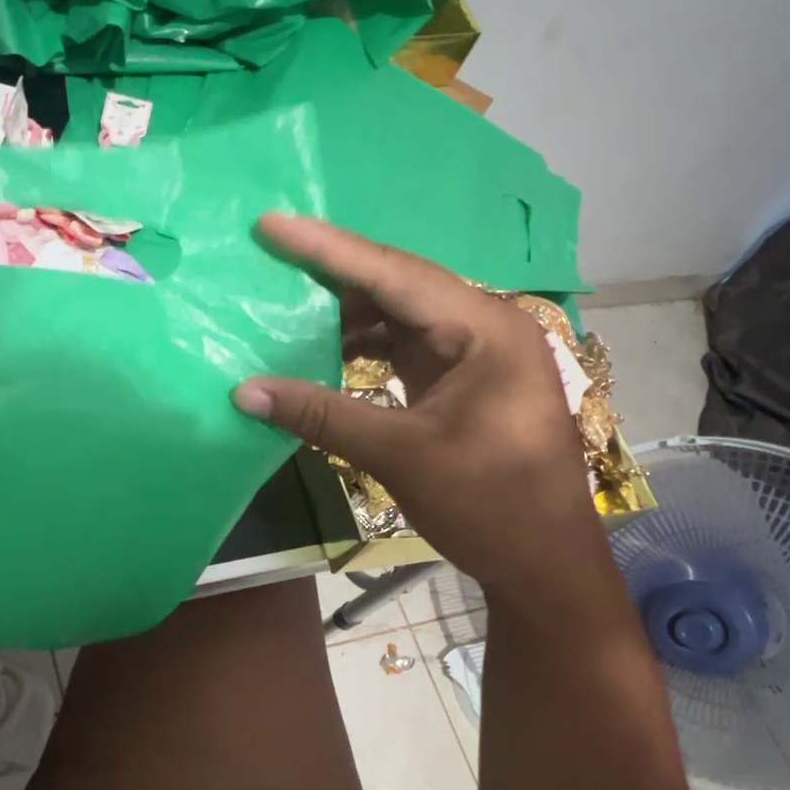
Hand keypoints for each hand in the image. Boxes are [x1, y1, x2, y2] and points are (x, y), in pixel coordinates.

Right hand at [234, 215, 596, 597]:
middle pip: (397, 286)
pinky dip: (363, 351)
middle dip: (331, 276)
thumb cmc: (487, 504)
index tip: (271, 225)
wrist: (545, 563)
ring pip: (400, 318)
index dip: (327, 249)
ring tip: (283, 307)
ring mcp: (476, 356)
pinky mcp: (463, 384)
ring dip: (344, 317)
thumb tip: (243, 392)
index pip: (393, 273)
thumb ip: (321, 415)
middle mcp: (484, 327)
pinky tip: (321, 355)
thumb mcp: (399, 455)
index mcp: (484, 329)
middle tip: (269, 259)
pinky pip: (405, 350)